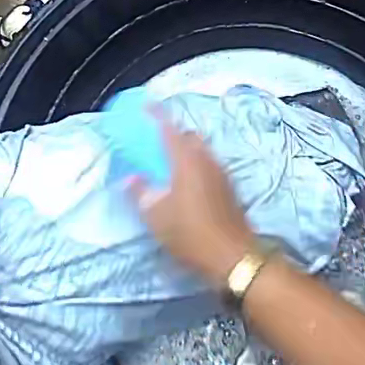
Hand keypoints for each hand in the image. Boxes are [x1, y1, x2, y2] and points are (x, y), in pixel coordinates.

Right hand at [126, 111, 254, 287]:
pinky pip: (208, 165)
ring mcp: (221, 172)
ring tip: (169, 164)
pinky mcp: (229, 187)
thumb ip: (140, 192)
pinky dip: (196, 165)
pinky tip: (187, 184)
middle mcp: (205, 158)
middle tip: (155, 143)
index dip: (156, 114)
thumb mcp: (156, 216)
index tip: (145, 106)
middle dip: (172, 133)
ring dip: (185, 150)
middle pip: (188, 135)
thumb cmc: (191, 233)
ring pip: (200, 150)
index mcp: (186, 158)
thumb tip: (130, 178)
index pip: (169, 127)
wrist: (234, 258)